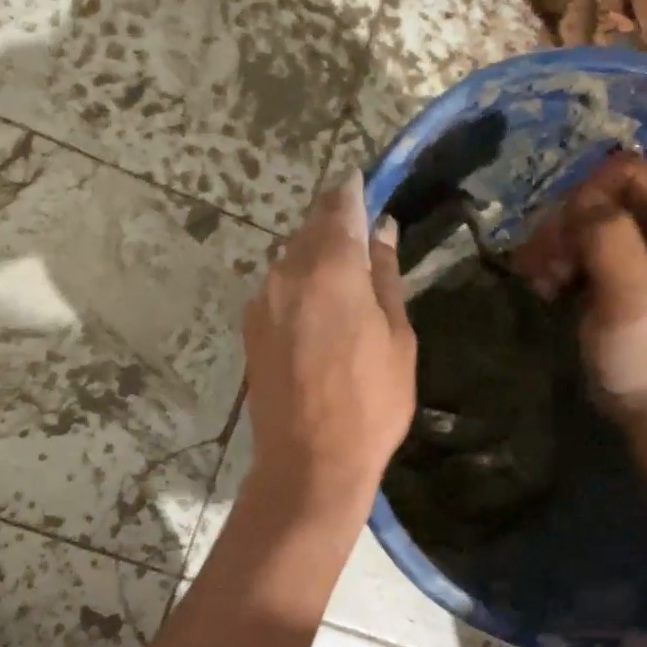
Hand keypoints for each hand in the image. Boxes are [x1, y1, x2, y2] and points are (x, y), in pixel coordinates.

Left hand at [243, 171, 416, 498]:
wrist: (309, 462)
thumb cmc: (370, 403)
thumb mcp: (396, 337)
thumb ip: (385, 276)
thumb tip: (380, 229)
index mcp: (329, 267)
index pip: (338, 205)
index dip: (354, 191)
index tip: (367, 185)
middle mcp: (286, 273)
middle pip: (310, 228)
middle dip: (335, 223)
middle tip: (363, 236)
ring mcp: (262, 301)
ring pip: (290, 258)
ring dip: (315, 255)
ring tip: (345, 280)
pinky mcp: (250, 328)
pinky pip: (277, 288)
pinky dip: (298, 284)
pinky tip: (319, 311)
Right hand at [512, 153, 646, 411]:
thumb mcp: (632, 294)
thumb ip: (610, 238)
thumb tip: (578, 204)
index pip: (628, 171)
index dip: (588, 197)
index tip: (568, 239)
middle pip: (599, 193)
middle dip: (565, 225)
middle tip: (550, 267)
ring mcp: (638, 248)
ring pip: (580, 219)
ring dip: (552, 245)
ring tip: (543, 280)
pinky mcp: (613, 270)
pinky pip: (574, 244)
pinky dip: (552, 260)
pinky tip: (544, 286)